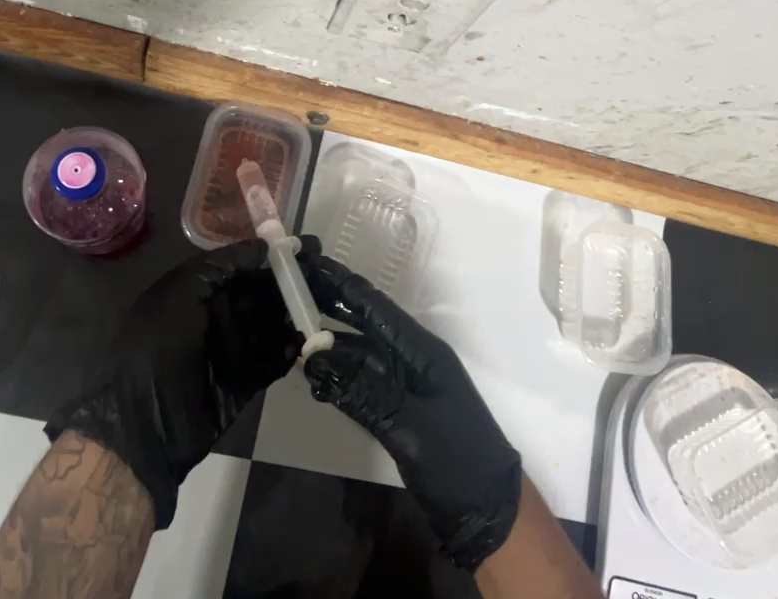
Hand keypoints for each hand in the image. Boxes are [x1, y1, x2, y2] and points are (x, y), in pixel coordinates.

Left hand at [46, 239, 302, 527]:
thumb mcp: (181, 291)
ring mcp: (233, 349)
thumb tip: (263, 247)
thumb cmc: (157, 346)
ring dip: (297, 314)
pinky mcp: (246, 380)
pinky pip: (274, 359)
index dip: (273, 256)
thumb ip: (221, 265)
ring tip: (321, 306)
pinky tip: (304, 342)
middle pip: (264, 293)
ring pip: (274, 324)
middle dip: (294, 284)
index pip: (245, 266)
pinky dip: (290, 350)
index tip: (305, 248)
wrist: (144, 422)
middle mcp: (219, 315)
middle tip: (326, 275)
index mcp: (200, 291)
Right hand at [302, 255, 522, 571]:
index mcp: (422, 351)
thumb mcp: (410, 426)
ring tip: (288, 333)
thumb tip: (314, 359)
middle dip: (330, 305)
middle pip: (365, 323)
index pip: (374, 306)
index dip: (341, 283)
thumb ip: (362, 392)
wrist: (490, 515)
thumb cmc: (458, 463)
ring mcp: (405, 387)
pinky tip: (312, 379)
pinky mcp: (398, 412)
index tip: (307, 263)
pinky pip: (361, 384)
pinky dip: (337, 378)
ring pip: (360, 355)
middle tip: (287, 291)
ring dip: (328, 345)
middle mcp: (412, 360)